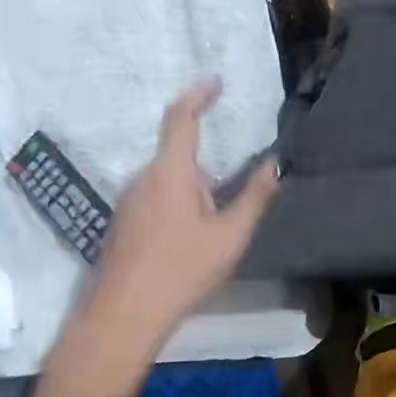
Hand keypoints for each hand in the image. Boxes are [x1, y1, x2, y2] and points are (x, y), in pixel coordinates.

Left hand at [80, 80, 279, 339]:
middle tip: (229, 210)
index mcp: (171, 172)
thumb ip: (254, 197)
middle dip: (208, 172)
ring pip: (168, 180)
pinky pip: (155, 198)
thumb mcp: (230, 236)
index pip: (181, 118)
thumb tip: (274, 165)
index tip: (215, 82)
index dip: (198, 95)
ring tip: (211, 235)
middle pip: (179, 156)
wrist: (124, 314)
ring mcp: (128, 200)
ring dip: (194, 194)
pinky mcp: (122, 222)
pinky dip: (177, 208)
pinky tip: (187, 246)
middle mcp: (143, 177)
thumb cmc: (182, 270)